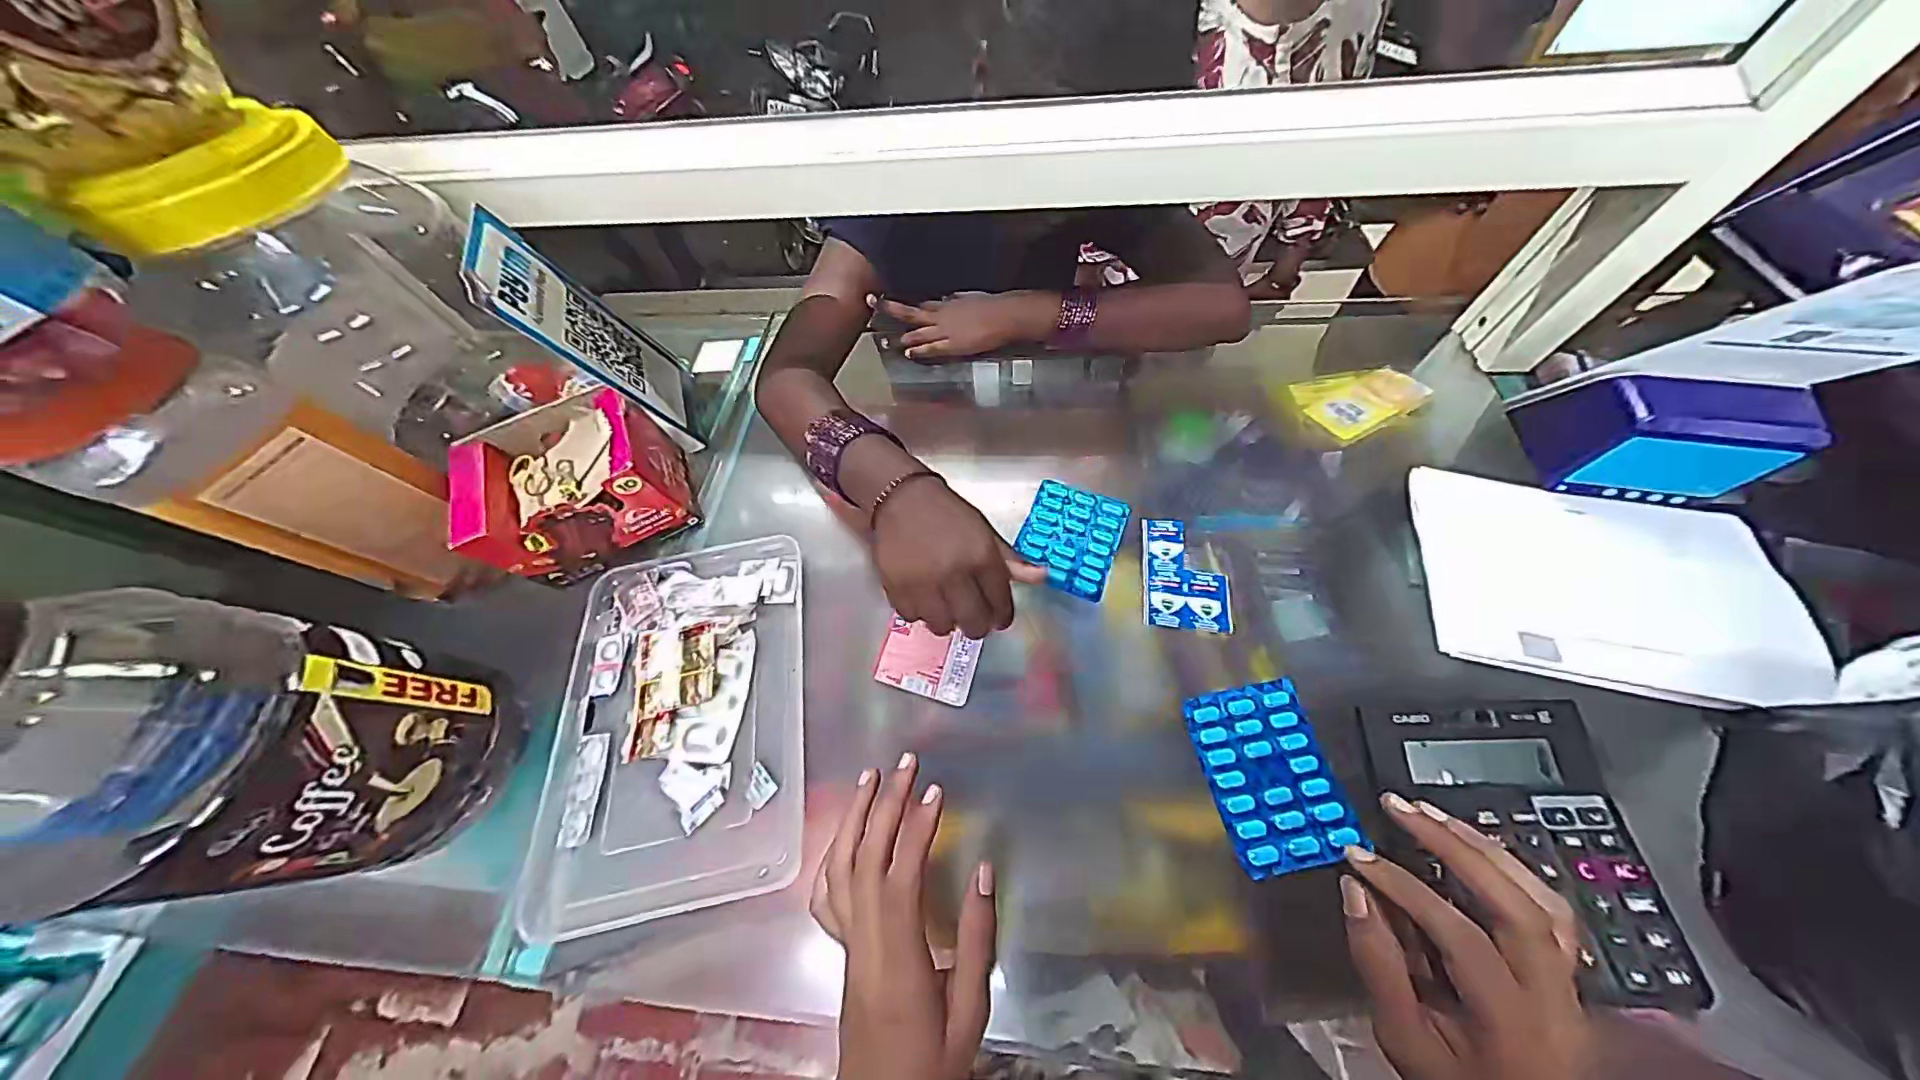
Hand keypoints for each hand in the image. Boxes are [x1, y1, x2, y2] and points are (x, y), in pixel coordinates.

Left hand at [812, 754, 996, 1079]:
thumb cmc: (931, 1062)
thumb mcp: (970, 1010)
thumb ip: (976, 939)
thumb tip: (982, 871)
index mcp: (898, 957)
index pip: (901, 876)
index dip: (917, 829)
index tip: (936, 791)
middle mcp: (863, 941)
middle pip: (867, 858)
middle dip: (886, 804)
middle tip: (906, 765)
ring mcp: (845, 943)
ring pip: (841, 868)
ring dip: (856, 817)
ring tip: (871, 778)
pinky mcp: (840, 948)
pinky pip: (827, 893)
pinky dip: (835, 853)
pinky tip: (847, 832)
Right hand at [871, 474, 1046, 638]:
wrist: (902, 498)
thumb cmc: (946, 514)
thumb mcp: (984, 532)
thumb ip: (1010, 560)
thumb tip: (1042, 576)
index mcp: (981, 557)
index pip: (1001, 604)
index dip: (1002, 617)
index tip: (998, 619)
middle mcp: (954, 574)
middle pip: (973, 623)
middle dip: (978, 625)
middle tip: (973, 618)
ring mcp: (924, 584)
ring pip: (942, 626)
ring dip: (947, 620)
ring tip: (946, 606)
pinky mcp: (897, 588)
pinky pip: (913, 617)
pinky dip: (919, 612)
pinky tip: (923, 598)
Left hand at [873, 293, 1054, 361]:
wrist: (1005, 315)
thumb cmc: (993, 306)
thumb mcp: (971, 299)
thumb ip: (957, 302)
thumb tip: (950, 300)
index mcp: (947, 304)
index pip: (922, 306)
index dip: (905, 306)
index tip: (888, 302)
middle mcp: (941, 315)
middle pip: (910, 312)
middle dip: (890, 308)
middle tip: (872, 302)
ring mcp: (945, 330)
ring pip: (917, 331)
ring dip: (903, 336)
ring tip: (888, 339)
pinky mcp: (952, 344)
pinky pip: (932, 347)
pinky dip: (920, 350)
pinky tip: (909, 352)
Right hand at [1340, 794, 1596, 1079]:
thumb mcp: (1402, 1037)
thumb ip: (1376, 964)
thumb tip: (1354, 891)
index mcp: (1514, 1022)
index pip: (1460, 934)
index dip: (1403, 888)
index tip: (1358, 858)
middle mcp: (1555, 999)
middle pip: (1516, 904)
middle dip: (1451, 845)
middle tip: (1400, 808)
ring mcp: (1568, 984)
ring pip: (1541, 898)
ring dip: (1482, 846)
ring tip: (1431, 813)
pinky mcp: (1564, 970)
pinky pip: (1548, 906)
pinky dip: (1507, 866)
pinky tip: (1470, 843)